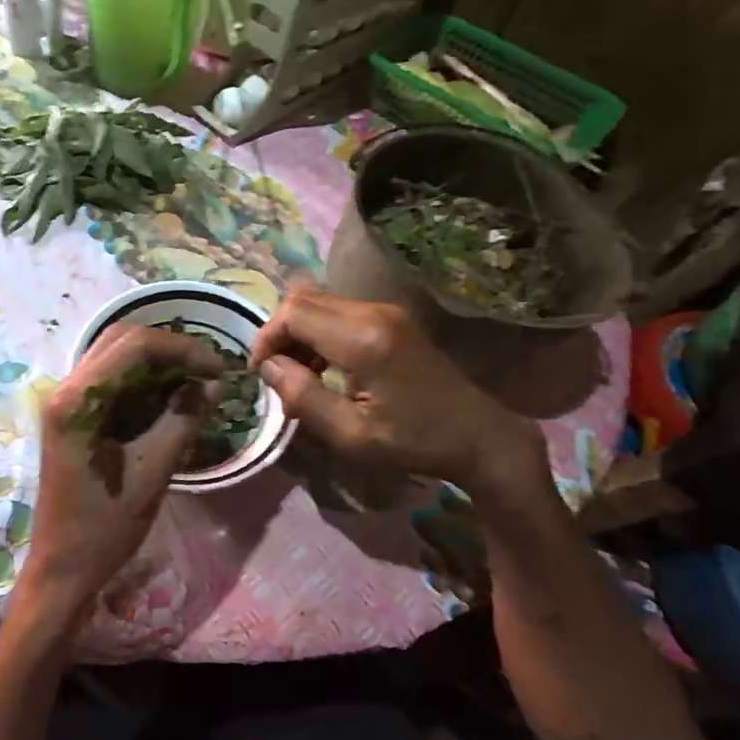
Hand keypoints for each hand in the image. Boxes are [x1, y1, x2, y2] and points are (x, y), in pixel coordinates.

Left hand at [17, 325, 223, 630]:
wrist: (62, 567)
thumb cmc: (102, 528)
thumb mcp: (151, 474)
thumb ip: (182, 421)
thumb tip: (214, 385)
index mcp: (77, 400)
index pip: (134, 345)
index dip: (183, 349)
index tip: (219, 370)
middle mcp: (66, 389)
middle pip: (122, 341)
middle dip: (171, 350)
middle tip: (210, 374)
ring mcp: (67, 401)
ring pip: (117, 357)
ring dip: (159, 364)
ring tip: (198, 384)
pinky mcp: (75, 416)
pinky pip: (113, 382)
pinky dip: (145, 383)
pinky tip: (173, 399)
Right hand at [249, 285, 545, 502]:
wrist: (477, 435)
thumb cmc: (413, 442)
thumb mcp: (350, 434)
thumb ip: (303, 397)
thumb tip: (268, 367)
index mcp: (364, 339)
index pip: (293, 313)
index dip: (266, 339)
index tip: (262, 374)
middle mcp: (373, 312)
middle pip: (301, 298)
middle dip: (279, 333)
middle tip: (278, 374)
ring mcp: (385, 310)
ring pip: (317, 301)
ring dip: (297, 332)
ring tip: (299, 375)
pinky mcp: (390, 317)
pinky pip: (337, 310)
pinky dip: (317, 331)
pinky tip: (323, 367)